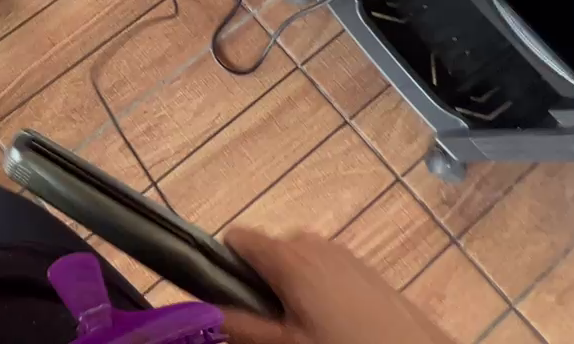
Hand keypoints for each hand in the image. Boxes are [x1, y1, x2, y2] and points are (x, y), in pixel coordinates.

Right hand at [218, 230, 458, 343]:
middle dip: (266, 287)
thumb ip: (240, 328)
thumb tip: (200, 310)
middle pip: (268, 253)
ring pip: (300, 265)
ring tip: (318, 336)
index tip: (242, 306)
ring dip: (296, 293)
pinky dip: (326, 297)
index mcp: (287, 255)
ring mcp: (347, 257)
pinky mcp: (373, 275)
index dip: (228, 270)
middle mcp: (312, 243)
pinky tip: (349, 334)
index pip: (234, 239)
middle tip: (283, 332)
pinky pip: (330, 275)